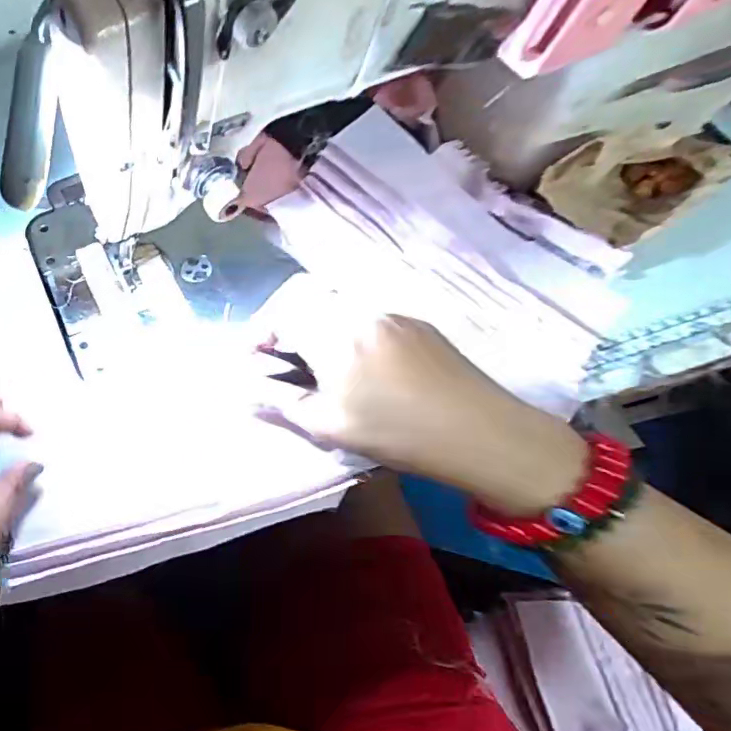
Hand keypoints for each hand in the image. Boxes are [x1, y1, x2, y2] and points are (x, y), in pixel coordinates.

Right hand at [259, 311, 587, 515]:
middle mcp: (361, 311)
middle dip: (283, 323)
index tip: (252, 361)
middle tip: (278, 359)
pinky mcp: (416, 324)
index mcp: (336, 333)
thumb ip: (282, 404)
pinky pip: (366, 315)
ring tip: (314, 366)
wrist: (481, 432)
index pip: (281, 310)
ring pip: (337, 304)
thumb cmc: (397, 434)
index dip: (258, 331)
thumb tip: (248, 393)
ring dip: (314, 325)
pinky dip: (344, 330)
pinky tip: (355, 367)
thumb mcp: (330, 426)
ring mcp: (392, 313)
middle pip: (307, 296)